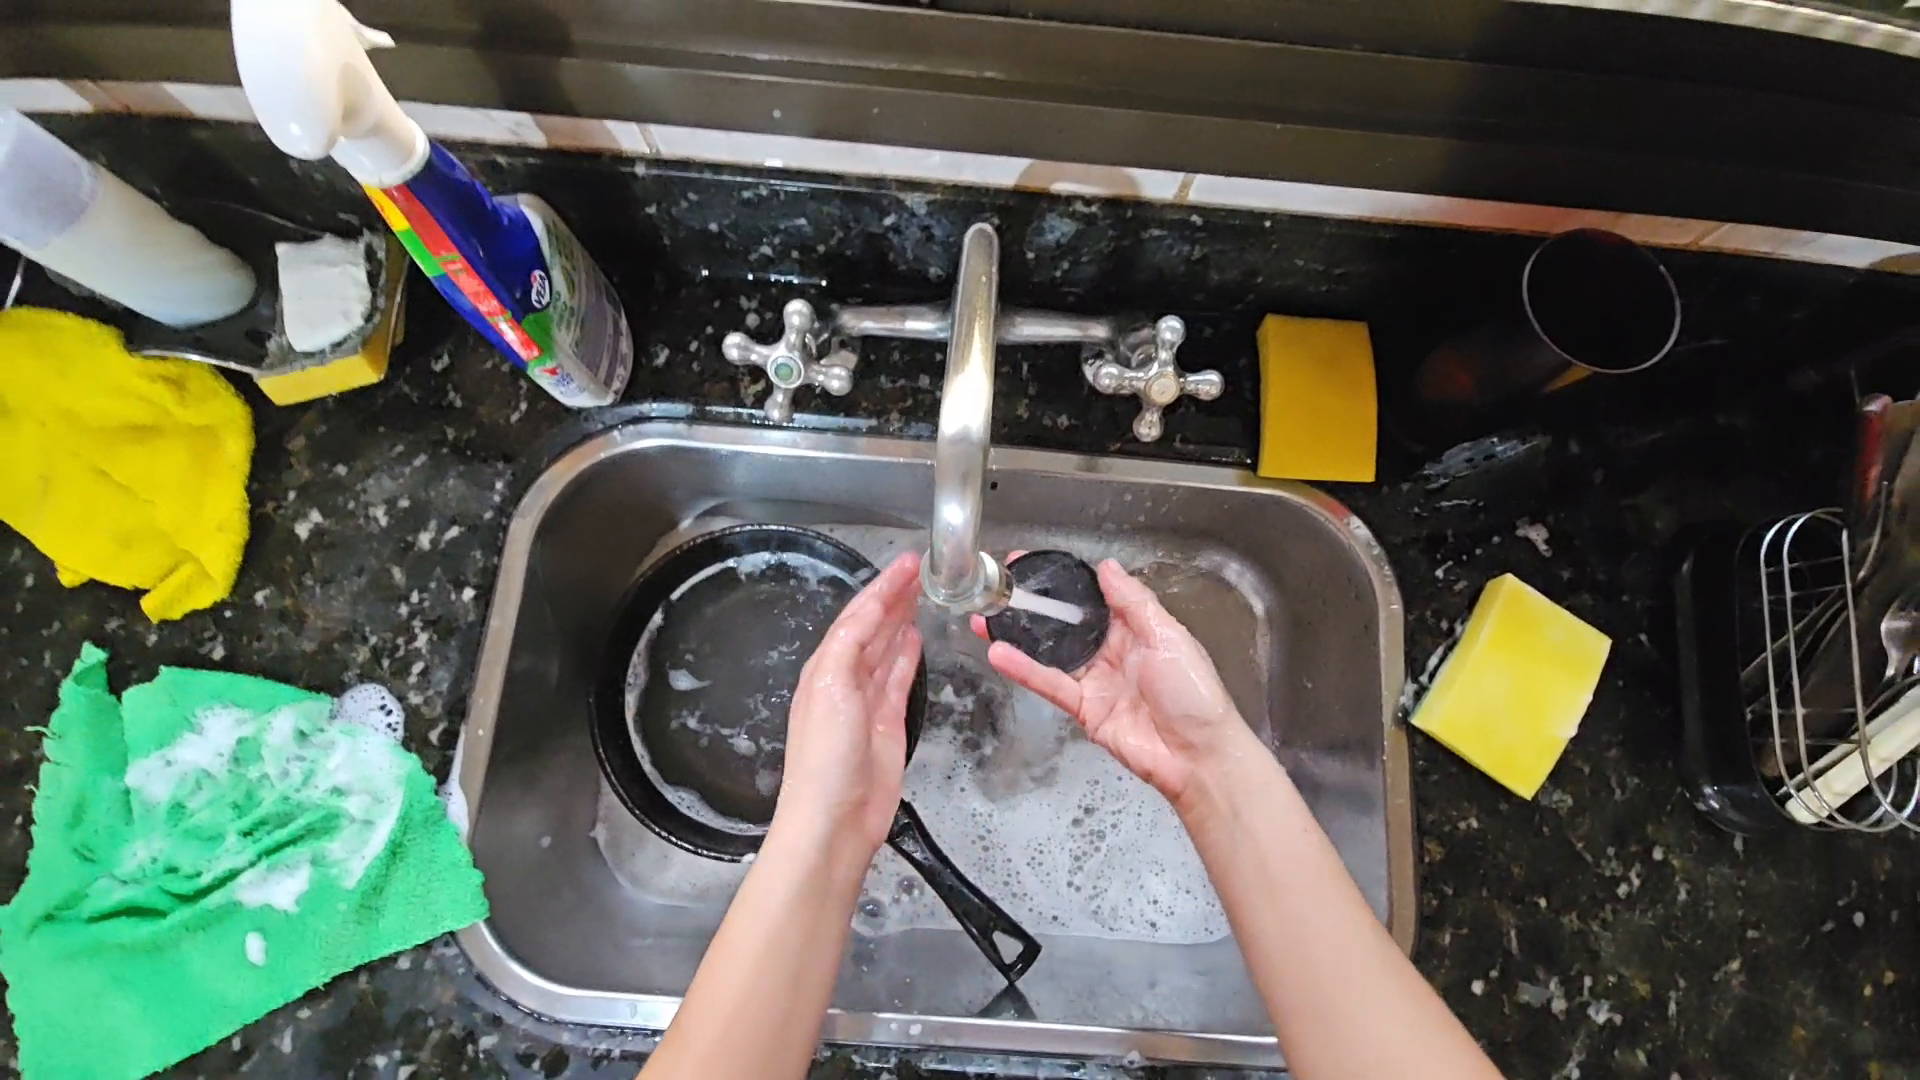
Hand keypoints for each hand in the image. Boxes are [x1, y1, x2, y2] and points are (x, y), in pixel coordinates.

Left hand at [772, 551, 923, 869]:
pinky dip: (907, 656)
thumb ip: (851, 645)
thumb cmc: (825, 756)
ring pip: (887, 649)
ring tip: (921, 594)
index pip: (858, 615)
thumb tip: (875, 612)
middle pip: (873, 627)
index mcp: (825, 666)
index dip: (883, 587)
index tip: (908, 563)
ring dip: (901, 620)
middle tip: (921, 570)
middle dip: (894, 597)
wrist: (835, 819)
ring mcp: (867, 700)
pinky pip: (899, 678)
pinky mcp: (888, 722)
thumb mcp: (831, 688)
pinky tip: (915, 638)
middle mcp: (845, 678)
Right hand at [973, 557, 1250, 810]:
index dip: (1063, 582)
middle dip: (1031, 608)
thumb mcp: (1168, 636)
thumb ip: (1133, 602)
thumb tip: (1107, 567)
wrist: (1198, 756)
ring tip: (985, 620)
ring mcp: (1095, 681)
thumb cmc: (1195, 695)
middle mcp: (1111, 652)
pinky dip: (1023, 670)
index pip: (1091, 598)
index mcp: (1134, 629)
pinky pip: (1049, 684)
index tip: (1034, 566)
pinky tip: (1000, 654)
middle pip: (1063, 625)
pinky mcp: (1083, 708)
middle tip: (1000, 589)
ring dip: (1018, 637)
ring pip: (1049, 654)